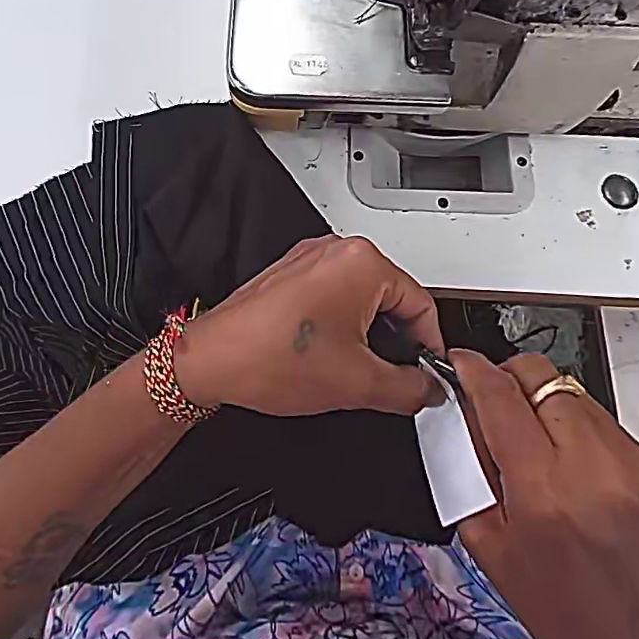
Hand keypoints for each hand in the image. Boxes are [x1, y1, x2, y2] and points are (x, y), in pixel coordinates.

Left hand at [174, 236, 444, 416]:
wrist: (209, 361)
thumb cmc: (267, 357)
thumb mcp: (357, 383)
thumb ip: (408, 388)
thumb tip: (426, 388)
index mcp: (363, 263)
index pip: (422, 304)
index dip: (429, 346)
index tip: (428, 371)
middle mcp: (338, 250)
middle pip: (395, 298)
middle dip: (398, 341)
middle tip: (395, 377)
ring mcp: (312, 259)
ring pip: (365, 298)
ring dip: (370, 334)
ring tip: (356, 368)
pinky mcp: (293, 273)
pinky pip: (336, 295)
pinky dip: (344, 324)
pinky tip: (331, 355)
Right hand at [452, 352, 638, 638]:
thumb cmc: (565, 612)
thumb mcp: (492, 548)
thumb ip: (470, 470)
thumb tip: (462, 412)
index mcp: (542, 494)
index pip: (500, 396)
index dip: (473, 368)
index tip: (461, 361)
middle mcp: (593, 469)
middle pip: (540, 375)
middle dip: (509, 378)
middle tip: (497, 402)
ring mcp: (633, 464)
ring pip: (571, 391)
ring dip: (543, 402)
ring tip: (539, 443)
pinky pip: (603, 420)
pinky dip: (578, 427)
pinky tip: (575, 465)